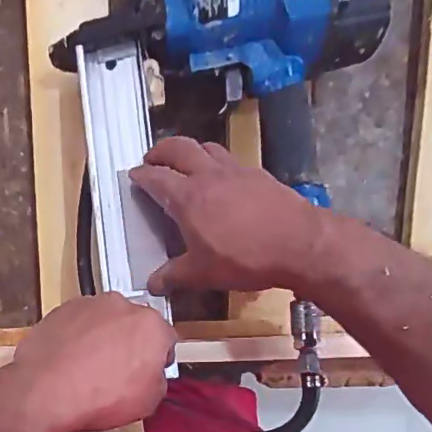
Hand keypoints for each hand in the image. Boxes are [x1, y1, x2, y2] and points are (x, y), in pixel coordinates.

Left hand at [0, 293, 176, 431]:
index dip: (159, 358)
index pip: (166, 339)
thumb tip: (153, 376)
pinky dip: (78, 337)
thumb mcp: (148, 401)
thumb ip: (158, 380)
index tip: (150, 370)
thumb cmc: (97, 395)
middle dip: (131, 343)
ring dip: (104, 338)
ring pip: (106, 321)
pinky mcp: (63, 310)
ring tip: (92, 368)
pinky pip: (79, 323)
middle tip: (120, 371)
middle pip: (135, 324)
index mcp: (152, 326)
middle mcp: (123, 306)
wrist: (45, 391)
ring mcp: (91, 305)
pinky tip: (72, 362)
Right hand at [129, 136, 333, 296]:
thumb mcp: (203, 273)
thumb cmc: (245, 259)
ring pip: (207, 147)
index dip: (141, 176)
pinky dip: (219, 162)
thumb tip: (151, 284)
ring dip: (192, 151)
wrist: (298, 244)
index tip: (134, 176)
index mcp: (188, 196)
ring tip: (187, 162)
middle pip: (178, 148)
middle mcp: (209, 175)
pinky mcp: (259, 175)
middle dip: (161, 150)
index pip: (156, 177)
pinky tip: (224, 178)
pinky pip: (232, 160)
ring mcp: (236, 171)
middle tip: (153, 159)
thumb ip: (174, 276)